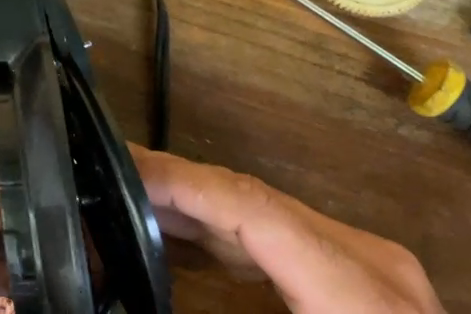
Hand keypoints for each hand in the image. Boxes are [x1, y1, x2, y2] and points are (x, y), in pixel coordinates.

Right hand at [130, 146, 444, 313]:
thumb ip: (211, 307)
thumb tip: (128, 295)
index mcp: (360, 294)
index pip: (252, 208)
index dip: (178, 182)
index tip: (116, 170)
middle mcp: (369, 263)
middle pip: (251, 198)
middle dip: (172, 184)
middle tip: (99, 174)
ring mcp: (371, 269)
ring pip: (262, 211)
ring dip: (192, 205)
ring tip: (124, 196)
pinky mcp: (364, 282)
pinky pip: (280, 237)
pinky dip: (224, 230)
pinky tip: (181, 232)